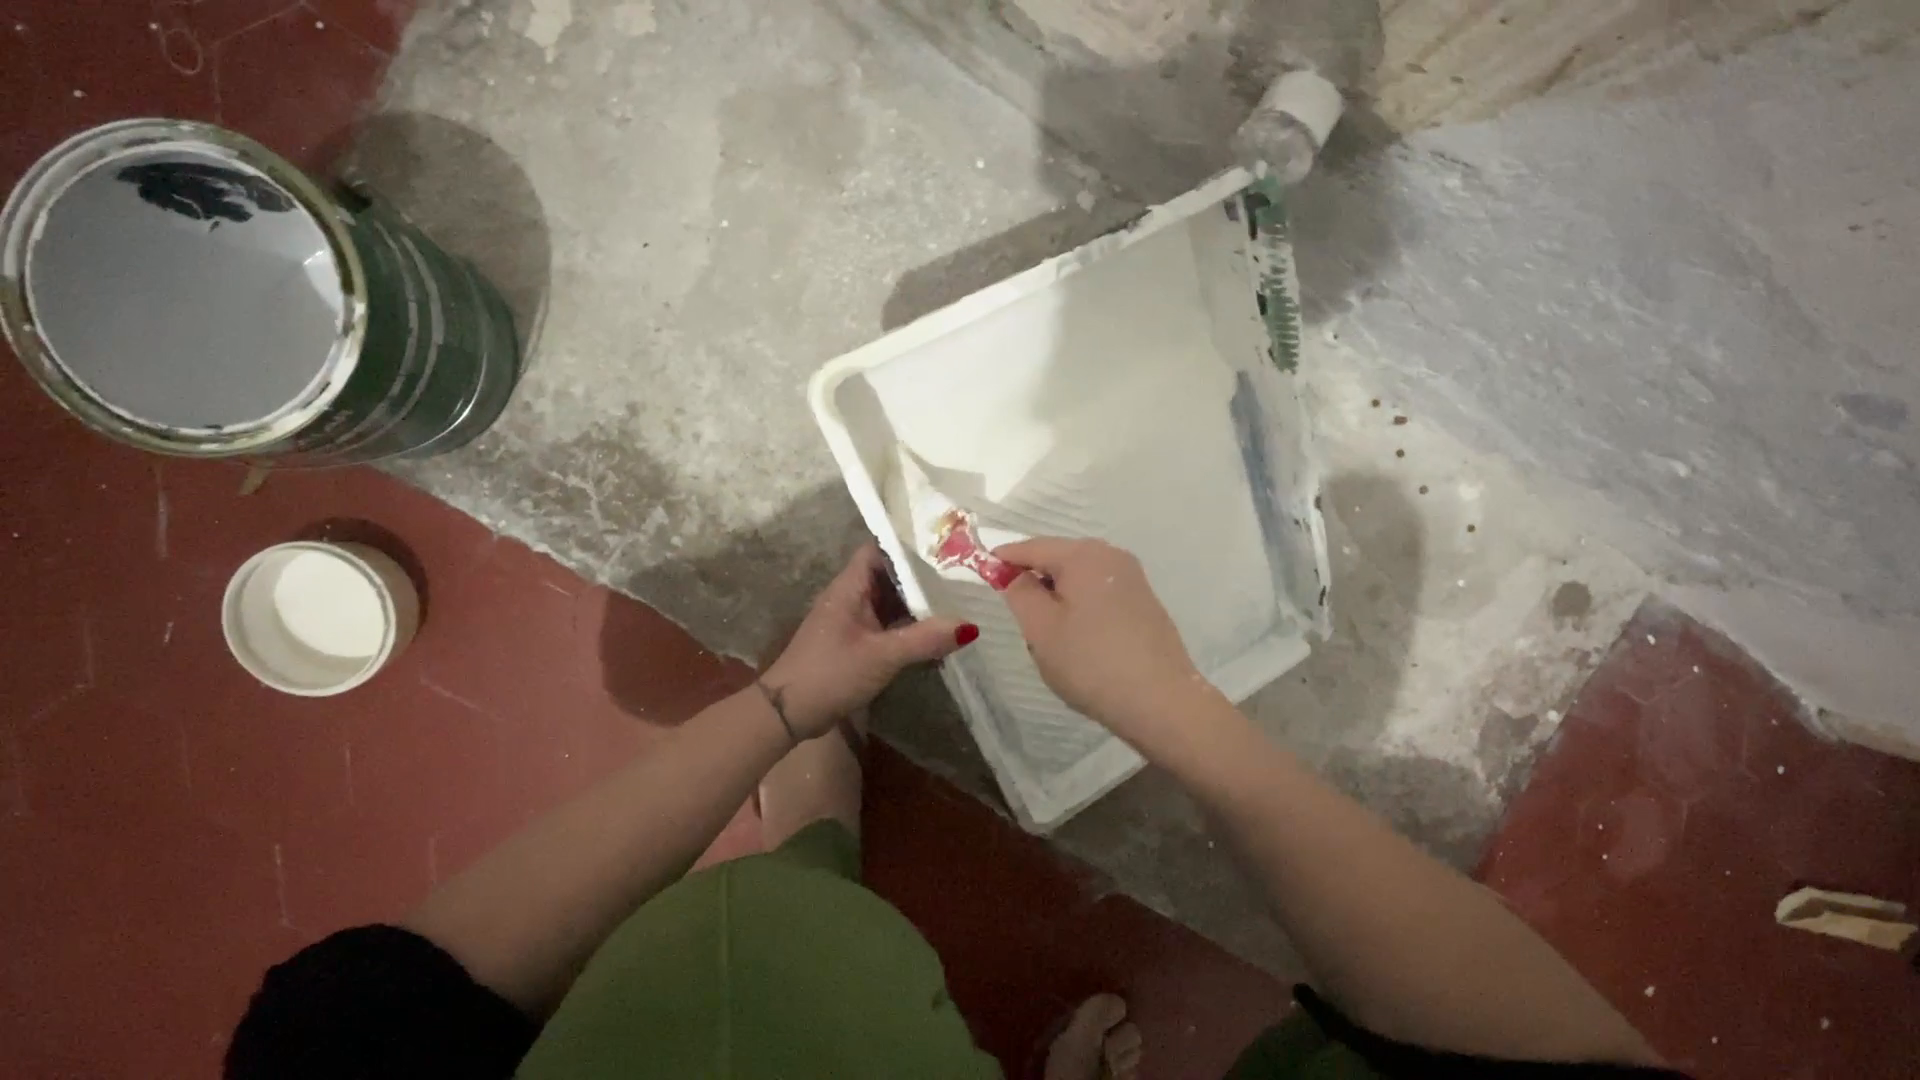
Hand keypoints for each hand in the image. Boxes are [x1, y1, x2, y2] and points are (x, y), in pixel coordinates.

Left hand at [760, 544, 975, 738]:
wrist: (788, 713)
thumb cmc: (830, 673)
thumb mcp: (882, 656)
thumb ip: (924, 639)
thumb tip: (970, 625)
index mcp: (849, 587)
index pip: (879, 550)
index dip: (908, 545)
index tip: (944, 546)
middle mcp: (850, 598)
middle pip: (890, 576)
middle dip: (922, 577)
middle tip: (962, 575)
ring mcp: (853, 622)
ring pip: (890, 603)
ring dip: (918, 605)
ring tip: (959, 601)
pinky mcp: (856, 644)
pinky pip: (888, 627)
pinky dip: (910, 629)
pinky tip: (938, 636)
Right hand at [995, 537, 1212, 742]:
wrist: (1161, 702)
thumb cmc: (1091, 663)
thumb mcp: (1042, 630)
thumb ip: (1020, 593)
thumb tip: (1012, 573)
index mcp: (1083, 555)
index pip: (1032, 547)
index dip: (1003, 558)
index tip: (981, 572)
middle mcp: (1111, 556)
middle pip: (1058, 557)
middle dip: (1033, 578)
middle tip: (1014, 610)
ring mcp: (1133, 578)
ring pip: (1079, 577)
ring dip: (1057, 594)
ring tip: (1045, 631)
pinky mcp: (1144, 603)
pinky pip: (1099, 592)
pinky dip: (1080, 605)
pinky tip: (1077, 637)